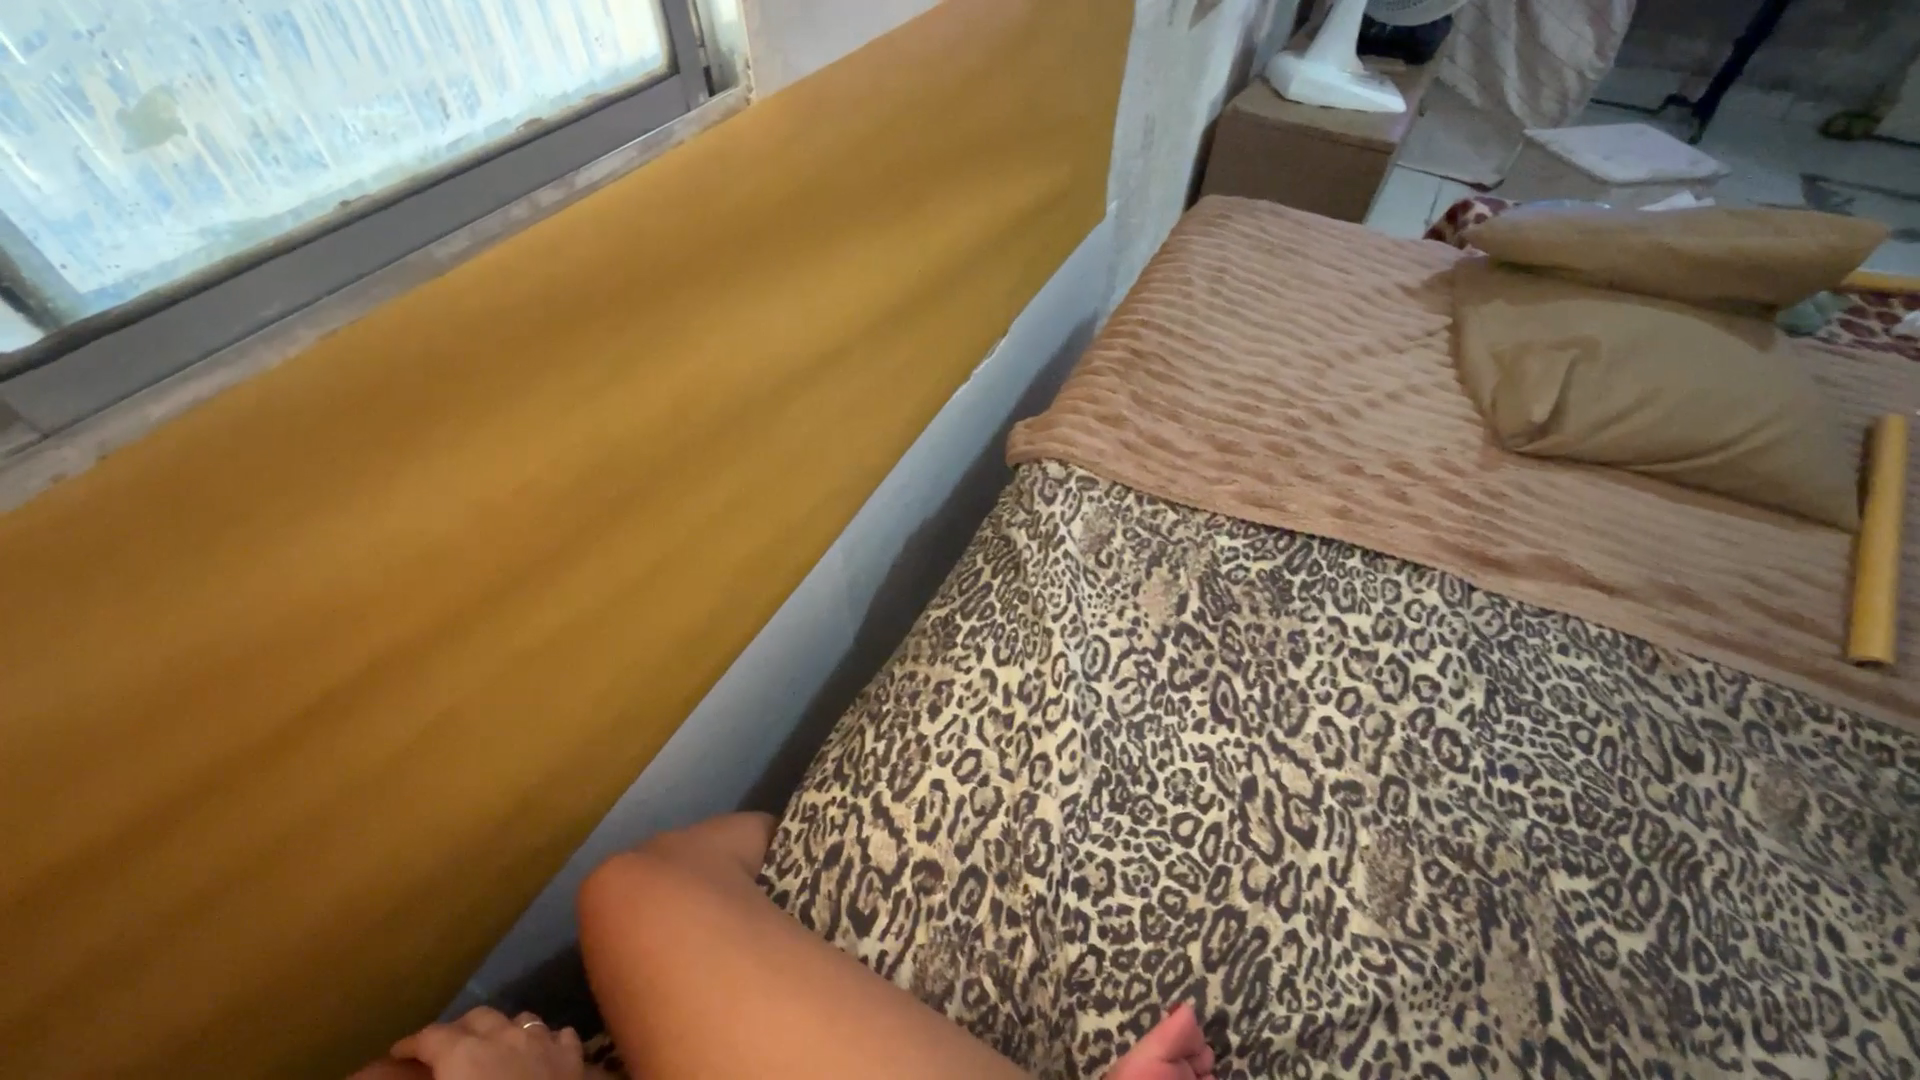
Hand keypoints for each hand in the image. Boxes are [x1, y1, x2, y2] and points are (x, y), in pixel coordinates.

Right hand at [391, 1007, 587, 1079]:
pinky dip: (546, 1041)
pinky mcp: (571, 1054)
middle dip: (459, 1029)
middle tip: (447, 1049)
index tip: (398, 1053)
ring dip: (504, 1031)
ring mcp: (542, 1040)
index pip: (431, 1036)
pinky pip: (557, 1035)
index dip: (412, 1044)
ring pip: (520, 1019)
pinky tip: (540, 1054)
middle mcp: (504, 1036)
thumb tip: (437, 1078)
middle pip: (478, 1017)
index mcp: (463, 1055)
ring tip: (494, 1048)